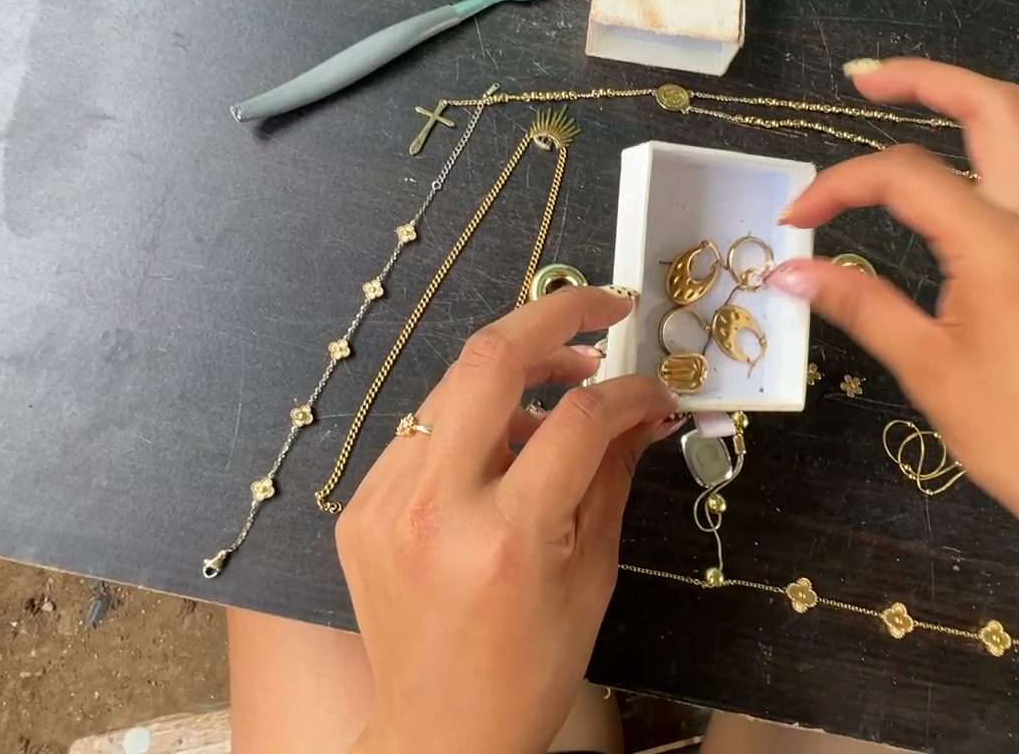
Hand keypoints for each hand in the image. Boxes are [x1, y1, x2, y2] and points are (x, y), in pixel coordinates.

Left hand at [337, 286, 678, 753]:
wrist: (437, 733)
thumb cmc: (531, 668)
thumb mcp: (593, 571)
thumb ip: (614, 472)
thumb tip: (647, 409)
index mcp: (505, 537)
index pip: (578, 419)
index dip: (629, 390)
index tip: (655, 390)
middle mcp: (434, 506)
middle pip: (490, 359)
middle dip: (555, 312)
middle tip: (604, 307)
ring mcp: (386, 500)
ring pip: (456, 382)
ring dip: (518, 364)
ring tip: (568, 375)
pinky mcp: (364, 502)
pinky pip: (430, 425)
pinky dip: (480, 412)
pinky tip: (511, 435)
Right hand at [766, 58, 1018, 584]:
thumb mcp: (929, 371)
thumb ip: (859, 304)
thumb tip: (786, 271)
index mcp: (1001, 246)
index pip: (905, 178)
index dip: (838, 187)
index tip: (795, 220)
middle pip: (996, 107)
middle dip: (926, 78)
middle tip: (868, 79)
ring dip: (1003, 99)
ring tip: (951, 109)